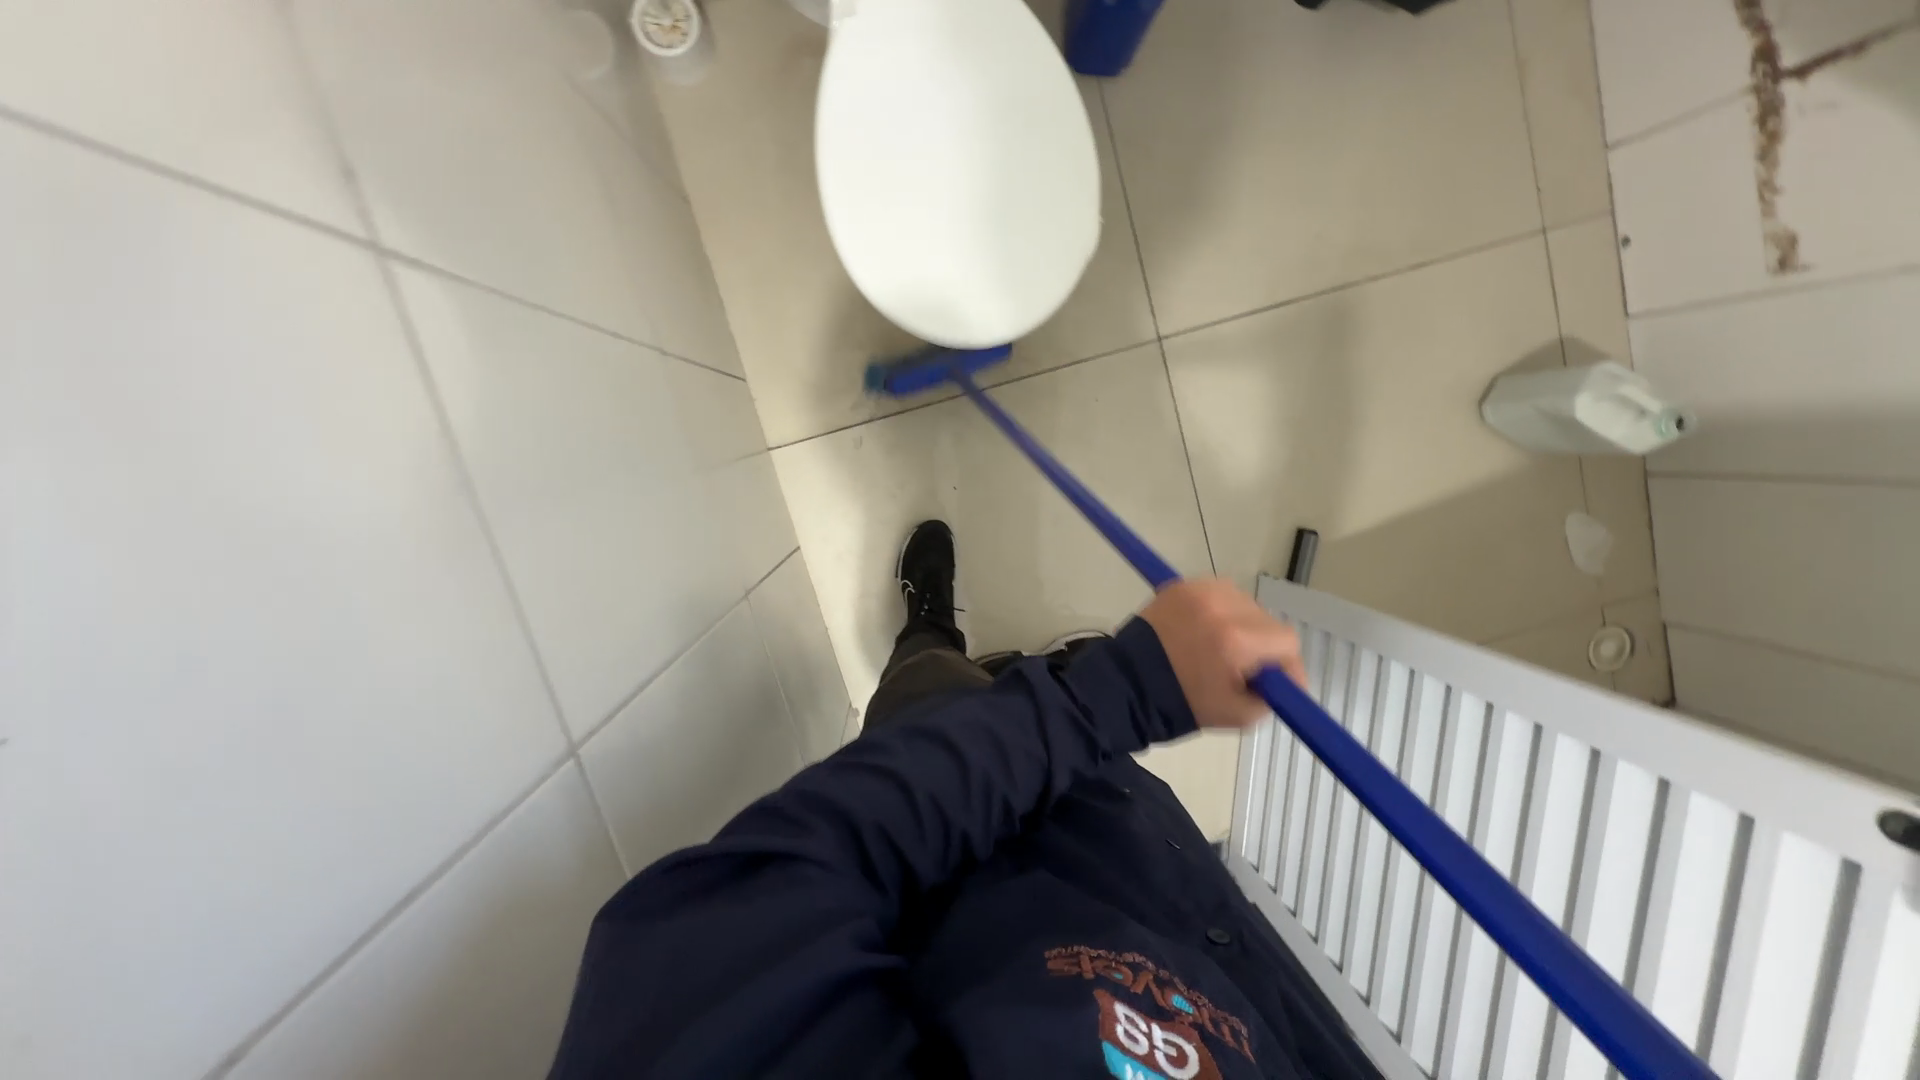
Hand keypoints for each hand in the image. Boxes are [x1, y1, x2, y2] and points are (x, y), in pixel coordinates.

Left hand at [1139, 580, 1306, 730]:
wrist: (1127, 682)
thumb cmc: (1183, 701)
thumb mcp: (1238, 714)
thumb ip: (1273, 696)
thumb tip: (1285, 678)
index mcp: (1236, 639)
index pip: (1286, 640)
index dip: (1289, 664)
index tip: (1280, 682)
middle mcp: (1221, 606)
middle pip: (1267, 620)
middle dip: (1264, 645)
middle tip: (1248, 668)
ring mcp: (1199, 590)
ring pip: (1245, 604)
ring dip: (1243, 625)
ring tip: (1223, 648)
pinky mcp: (1181, 585)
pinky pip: (1219, 594)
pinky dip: (1221, 611)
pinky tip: (1207, 631)